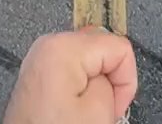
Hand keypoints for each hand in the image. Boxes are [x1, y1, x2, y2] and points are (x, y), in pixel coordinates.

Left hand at [2, 27, 137, 123]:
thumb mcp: (97, 112)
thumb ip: (111, 81)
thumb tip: (108, 73)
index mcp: (64, 46)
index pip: (119, 47)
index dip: (124, 81)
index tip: (114, 107)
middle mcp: (48, 45)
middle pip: (101, 52)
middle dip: (107, 83)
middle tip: (96, 114)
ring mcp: (40, 59)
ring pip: (88, 64)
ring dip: (92, 90)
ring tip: (80, 116)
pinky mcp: (37, 75)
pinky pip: (71, 74)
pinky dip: (77, 93)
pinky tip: (69, 113)